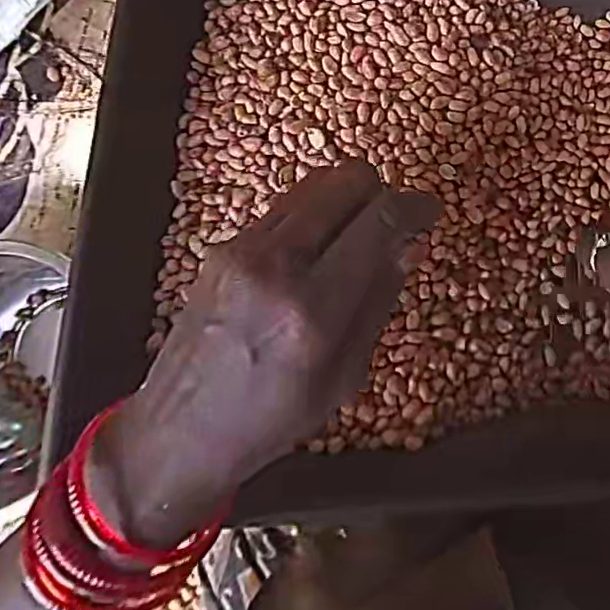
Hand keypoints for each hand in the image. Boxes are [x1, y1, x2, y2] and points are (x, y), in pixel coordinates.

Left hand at [86, 162, 437, 547]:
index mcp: (313, 310)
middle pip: (345, 181)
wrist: (179, 429)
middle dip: (381, 190)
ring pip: (313, 184)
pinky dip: (315, 213)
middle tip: (392, 221)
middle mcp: (275, 264)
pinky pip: (285, 207)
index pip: (377, 224)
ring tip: (357, 233)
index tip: (430, 210)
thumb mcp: (344, 377)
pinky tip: (317, 249)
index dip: (414, 207)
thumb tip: (410, 246)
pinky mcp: (223, 246)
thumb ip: (378, 302)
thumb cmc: (271, 419)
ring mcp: (242, 249)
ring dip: (346, 197)